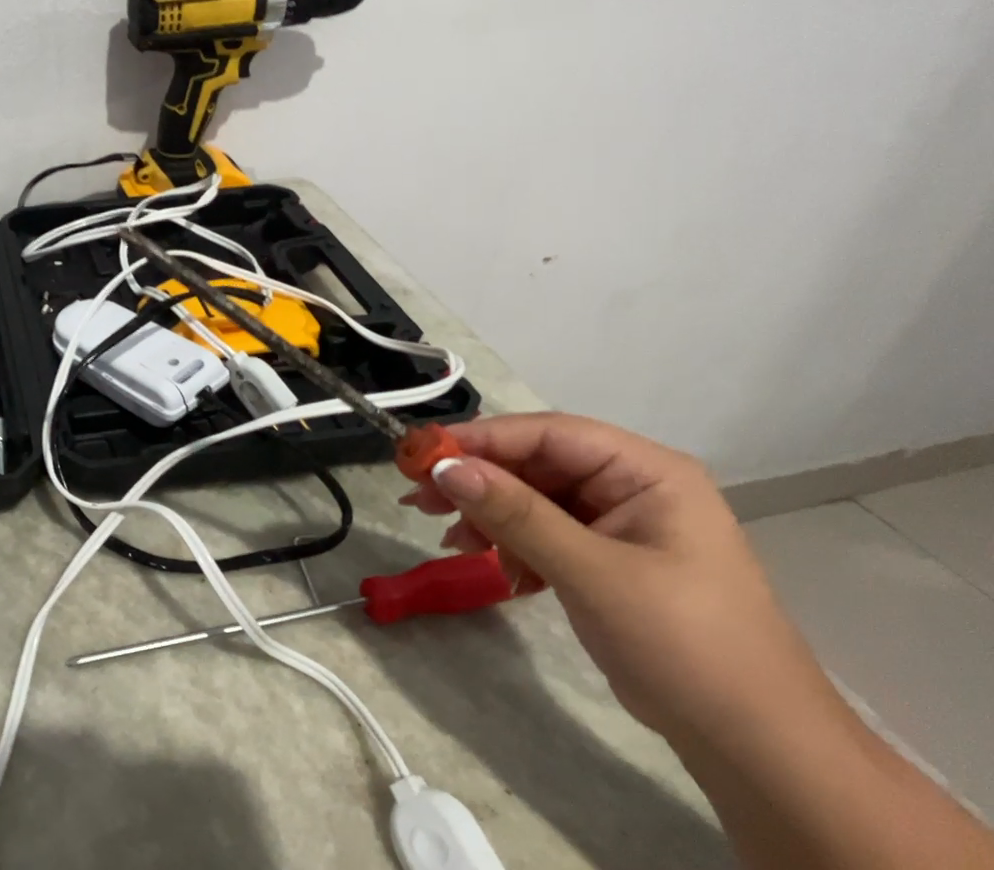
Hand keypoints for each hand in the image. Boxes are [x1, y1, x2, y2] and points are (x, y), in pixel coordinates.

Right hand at [400, 413, 827, 743]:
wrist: (752, 739)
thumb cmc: (683, 641)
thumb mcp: (591, 572)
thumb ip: (516, 514)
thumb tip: (444, 468)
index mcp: (648, 472)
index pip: (551, 433)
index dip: (482, 439)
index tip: (420, 455)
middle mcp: (635, 487)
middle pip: (538, 463)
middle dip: (479, 480)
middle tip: (419, 499)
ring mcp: (622, 525)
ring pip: (536, 499)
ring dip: (490, 516)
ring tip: (451, 542)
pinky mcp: (608, 561)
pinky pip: (546, 534)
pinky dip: (512, 545)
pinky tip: (492, 567)